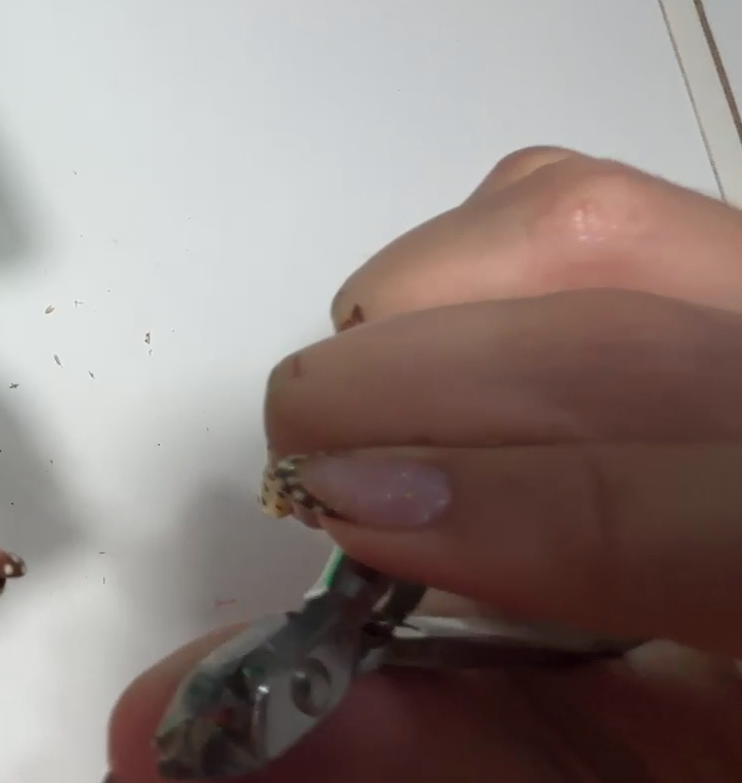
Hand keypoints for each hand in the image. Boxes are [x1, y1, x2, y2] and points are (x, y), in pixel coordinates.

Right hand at [108, 149, 741, 781]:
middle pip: (610, 332)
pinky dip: (448, 260)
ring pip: (559, 220)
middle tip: (320, 479)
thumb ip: (463, 746)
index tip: (343, 517)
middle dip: (396, 394)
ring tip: (387, 413)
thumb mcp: (649, 775)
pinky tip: (446, 353)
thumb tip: (230, 729)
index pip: (725, 514)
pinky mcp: (689, 245)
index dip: (524, 508)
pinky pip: (544, 197)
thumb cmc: (737, 711)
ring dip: (409, 311)